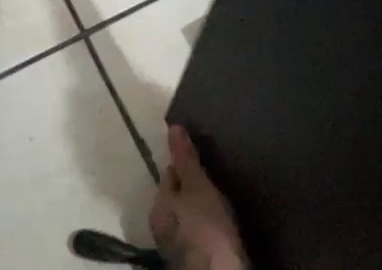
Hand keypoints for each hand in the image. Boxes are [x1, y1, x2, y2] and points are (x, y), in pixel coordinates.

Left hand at [148, 126, 248, 269]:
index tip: (204, 157)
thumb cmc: (205, 225)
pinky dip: (209, 223)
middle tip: (217, 177)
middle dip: (194, 186)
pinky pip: (201, 230)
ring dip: (202, 205)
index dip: (186, 163)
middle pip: (178, 195)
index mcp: (158, 205)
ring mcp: (178, 243)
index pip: (170, 174)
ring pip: (189, 214)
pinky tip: (223, 221)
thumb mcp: (197, 186)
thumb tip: (173, 126)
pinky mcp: (195, 256)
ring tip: (223, 197)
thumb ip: (185, 159)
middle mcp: (162, 225)